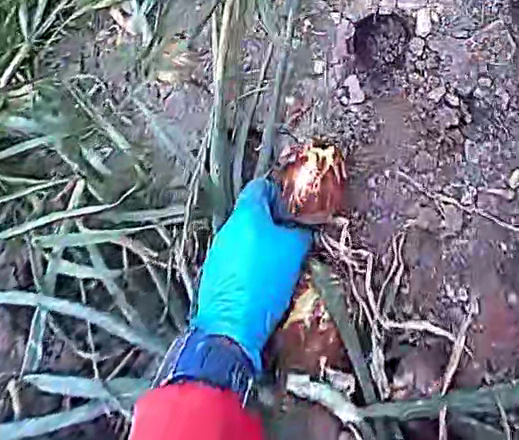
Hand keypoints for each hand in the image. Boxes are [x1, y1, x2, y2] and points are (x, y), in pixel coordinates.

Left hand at [193, 179, 313, 362]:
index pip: (261, 186)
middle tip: (293, 231)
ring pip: (244, 239)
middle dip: (274, 222)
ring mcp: (217, 256)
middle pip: (253, 214)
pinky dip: (251, 267)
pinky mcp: (214, 279)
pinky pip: (236, 263)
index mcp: (245, 215)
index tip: (292, 201)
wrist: (231, 332)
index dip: (279, 190)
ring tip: (282, 260)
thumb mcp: (296, 249)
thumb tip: (305, 227)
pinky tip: (266, 281)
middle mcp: (227, 232)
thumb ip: (301, 230)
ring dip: (262, 245)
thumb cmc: (261, 286)